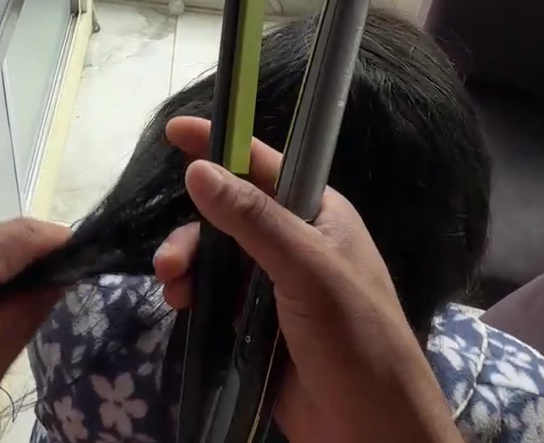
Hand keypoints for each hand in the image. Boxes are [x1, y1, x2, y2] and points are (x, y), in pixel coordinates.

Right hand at [154, 116, 460, 442]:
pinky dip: (195, 294)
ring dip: (189, 265)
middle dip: (195, 230)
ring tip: (172, 290)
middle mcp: (295, 239)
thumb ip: (252, 219)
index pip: (263, 164)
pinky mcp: (259, 322)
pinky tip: (181, 307)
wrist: (374, 436)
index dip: (221, 144)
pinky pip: (217, 293)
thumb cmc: (355, 339)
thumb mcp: (306, 271)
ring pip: (217, 254)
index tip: (174, 132)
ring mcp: (276, 282)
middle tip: (169, 261)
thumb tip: (197, 169)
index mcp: (318, 213)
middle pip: (229, 212)